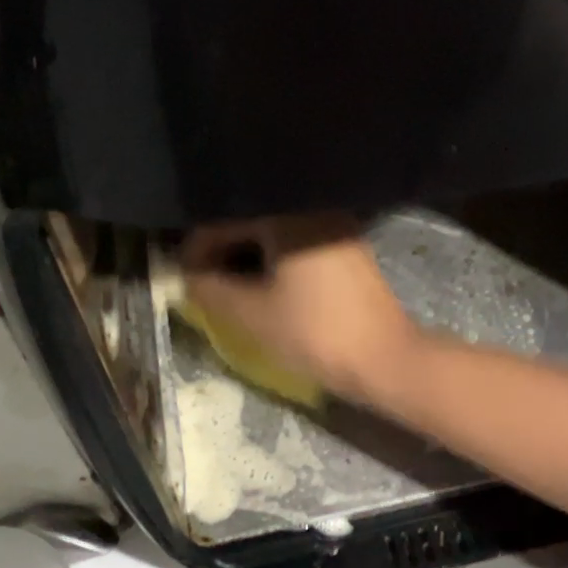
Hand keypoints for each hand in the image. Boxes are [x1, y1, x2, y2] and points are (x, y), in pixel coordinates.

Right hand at [182, 213, 418, 402]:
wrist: (384, 358)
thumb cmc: (314, 332)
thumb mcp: (251, 314)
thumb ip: (209, 289)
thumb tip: (188, 275)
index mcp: (287, 214)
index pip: (224, 219)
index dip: (196, 249)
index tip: (183, 277)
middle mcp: (314, 208)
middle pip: (251, 220)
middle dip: (222, 251)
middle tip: (203, 283)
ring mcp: (336, 227)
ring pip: (275, 234)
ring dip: (248, 257)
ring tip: (230, 288)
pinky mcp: (348, 249)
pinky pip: (298, 245)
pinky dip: (275, 262)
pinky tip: (265, 288)